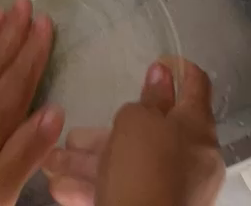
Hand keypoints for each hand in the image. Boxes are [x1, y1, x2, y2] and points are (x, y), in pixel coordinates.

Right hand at [42, 59, 223, 205]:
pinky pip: (125, 191)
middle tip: (76, 131)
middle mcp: (192, 158)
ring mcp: (175, 189)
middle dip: (107, 131)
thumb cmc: (142, 168)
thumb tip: (162, 73)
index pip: (196, 85)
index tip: (159, 60)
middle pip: (150, 131)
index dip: (179, 69)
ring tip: (53, 161)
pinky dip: (94, 187)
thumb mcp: (136, 121)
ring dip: (90, 161)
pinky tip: (60, 187)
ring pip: (130, 164)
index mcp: (197, 127)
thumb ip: (147, 97)